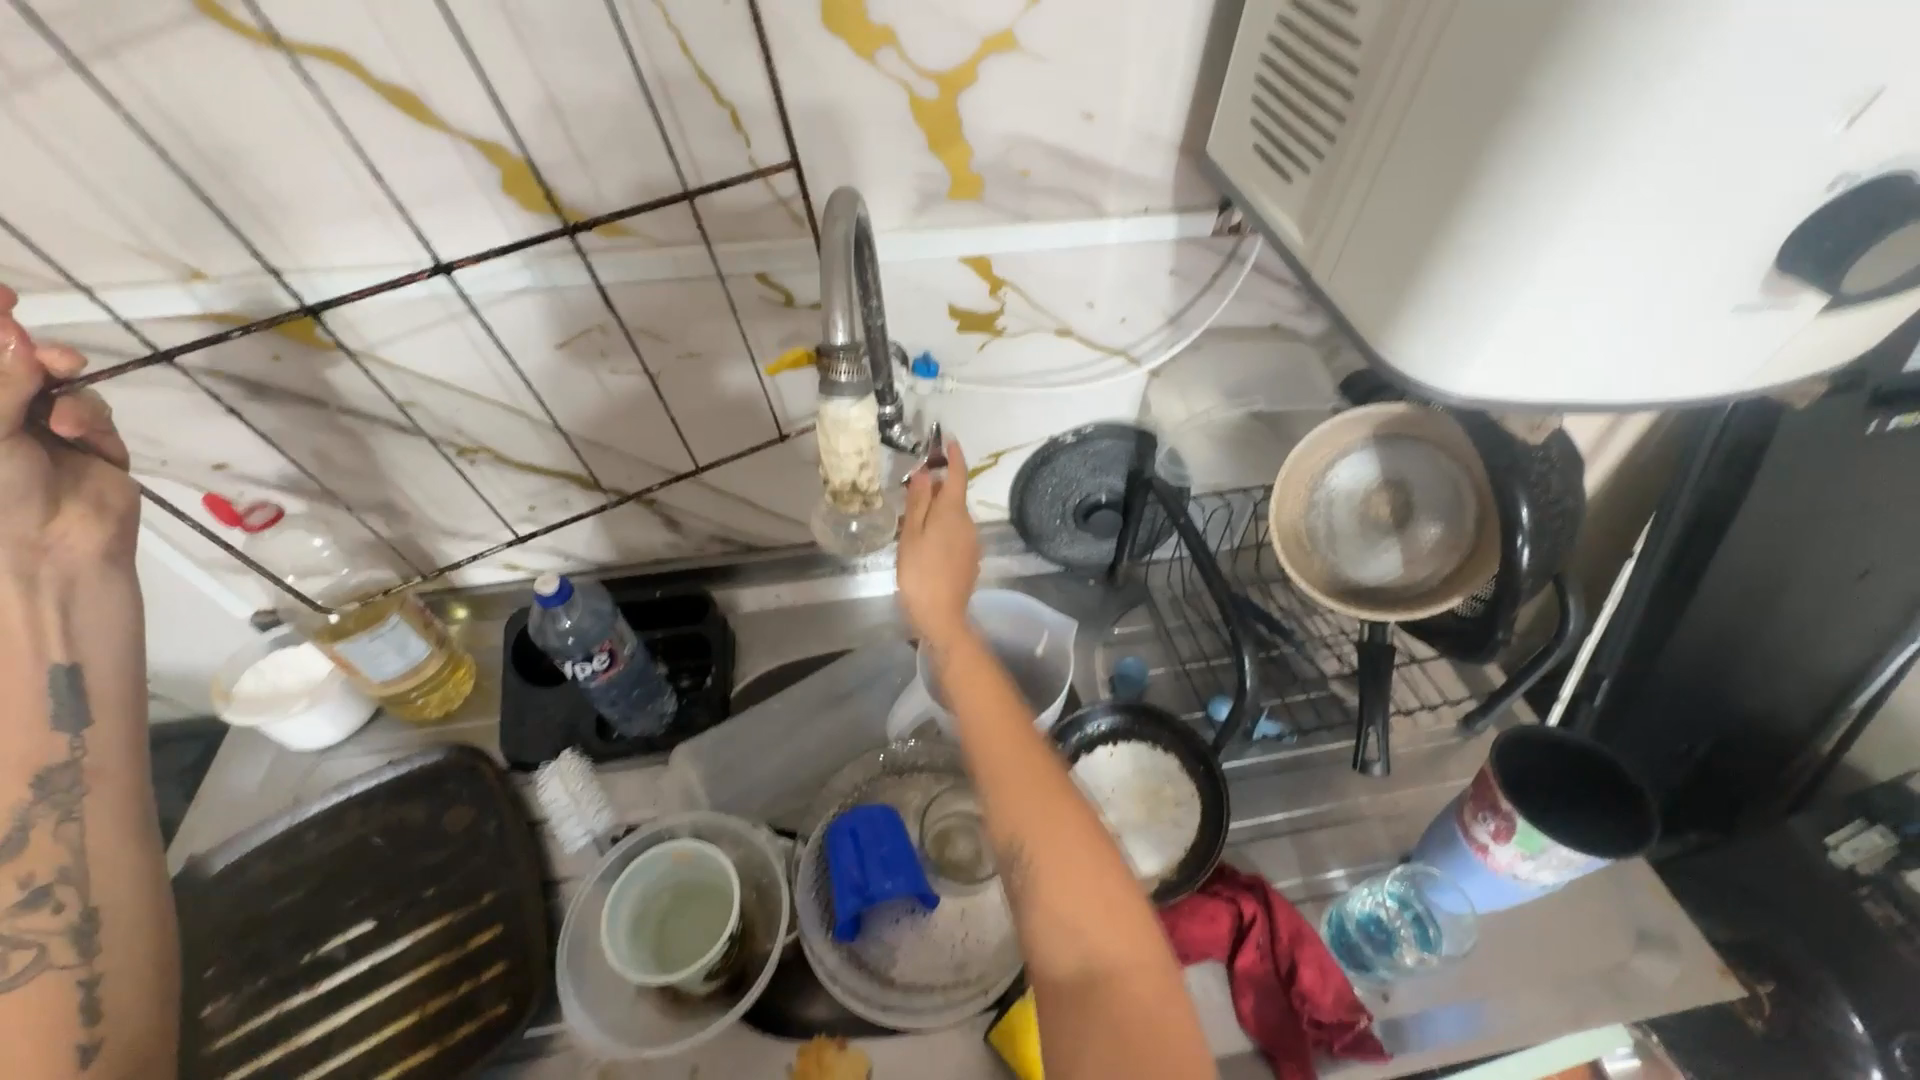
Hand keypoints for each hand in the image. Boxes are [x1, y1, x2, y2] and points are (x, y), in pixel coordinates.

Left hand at [0, 285, 136, 575]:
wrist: (51, 547)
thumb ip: (0, 380)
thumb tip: (15, 332)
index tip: (6, 296)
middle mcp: (0, 415)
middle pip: (17, 364)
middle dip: (32, 353)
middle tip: (49, 355)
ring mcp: (45, 429)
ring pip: (62, 384)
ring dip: (66, 389)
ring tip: (65, 410)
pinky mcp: (93, 444)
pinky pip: (96, 412)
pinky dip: (91, 418)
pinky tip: (81, 434)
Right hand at [897, 438, 977, 646]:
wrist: (941, 616)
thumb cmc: (919, 573)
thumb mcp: (911, 534)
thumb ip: (918, 502)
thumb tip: (924, 472)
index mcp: (952, 511)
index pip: (958, 474)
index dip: (954, 455)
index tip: (948, 439)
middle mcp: (968, 522)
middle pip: (954, 496)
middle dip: (937, 487)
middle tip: (911, 488)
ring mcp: (972, 541)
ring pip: (954, 516)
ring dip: (937, 510)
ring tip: (912, 518)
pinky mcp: (971, 558)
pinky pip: (956, 533)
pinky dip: (942, 528)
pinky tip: (925, 542)